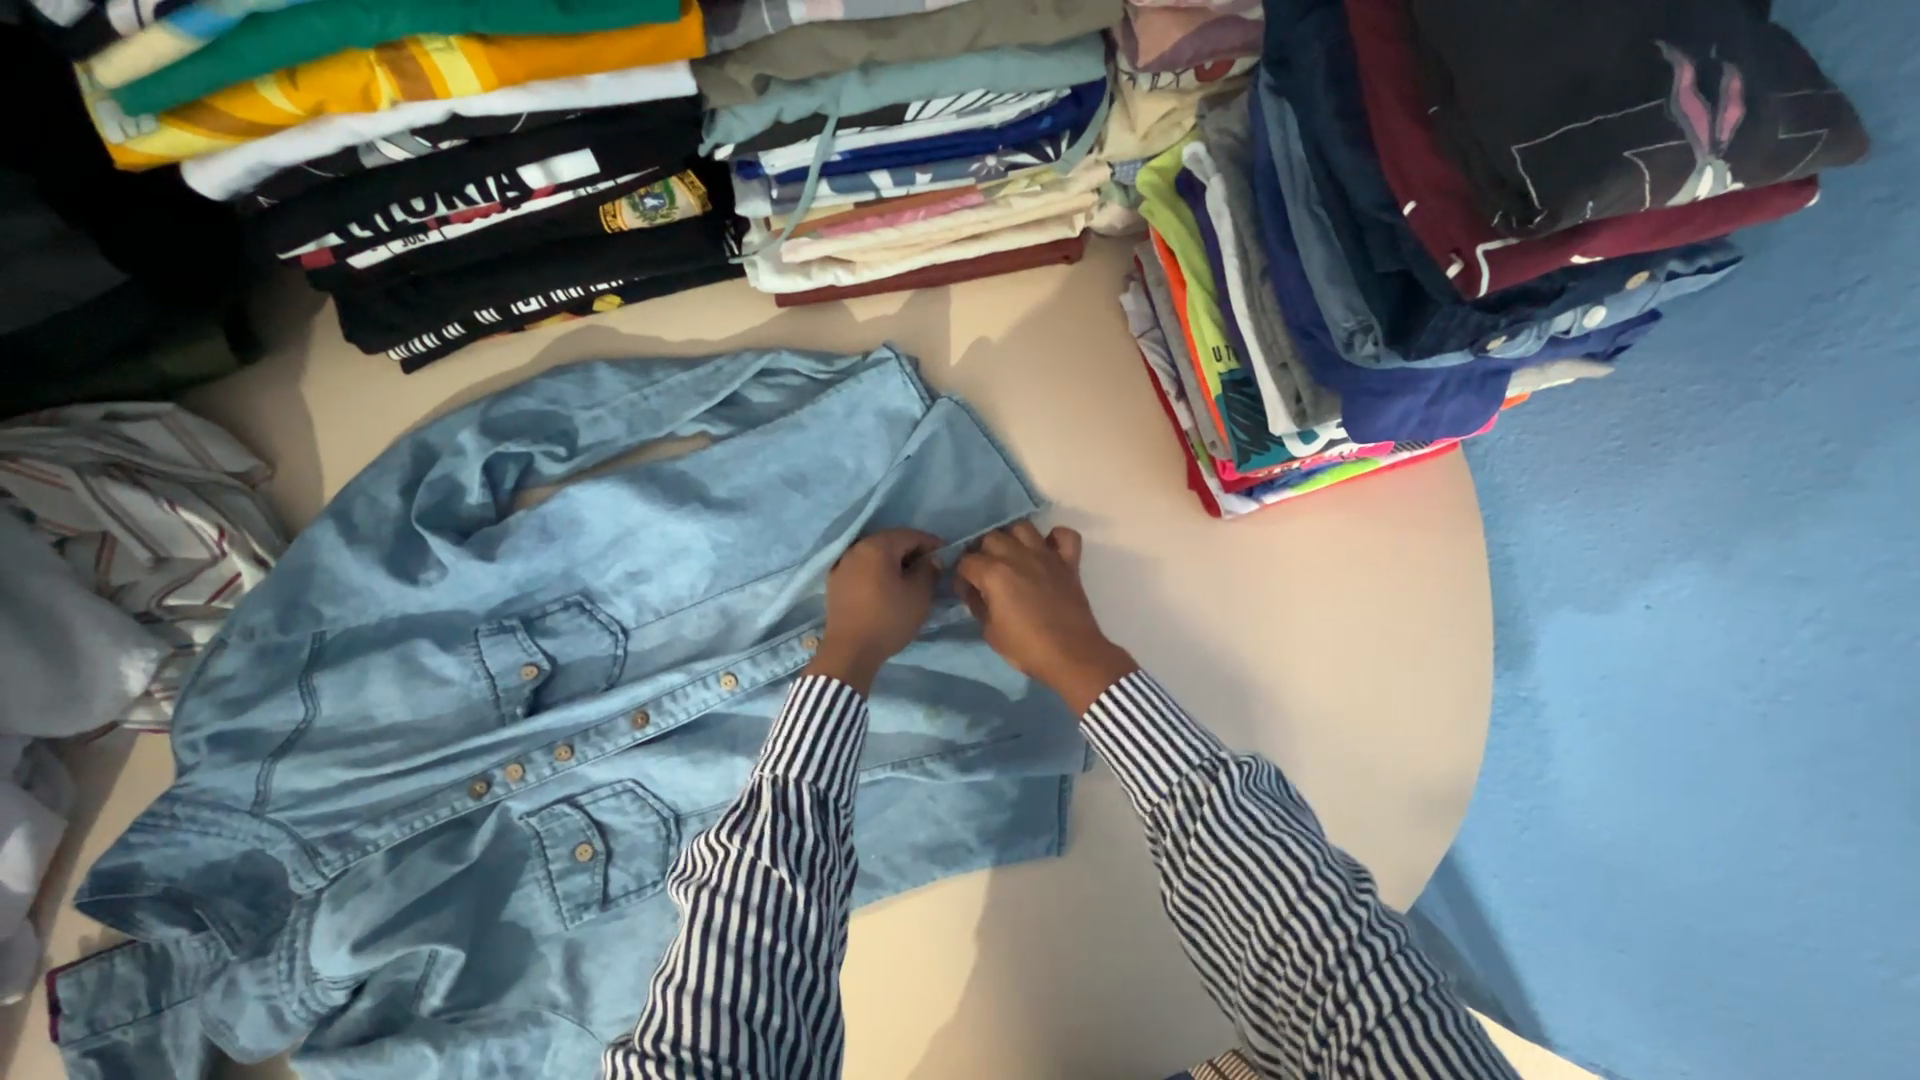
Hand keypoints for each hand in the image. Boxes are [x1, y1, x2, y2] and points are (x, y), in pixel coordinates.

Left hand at [805, 528, 942, 693]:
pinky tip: (885, 586)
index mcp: (878, 547)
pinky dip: (876, 571)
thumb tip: (931, 560)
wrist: (849, 650)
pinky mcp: (835, 582)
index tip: (945, 555)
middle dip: (911, 550)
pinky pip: (861, 568)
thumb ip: (928, 571)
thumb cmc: (889, 619)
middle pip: (889, 541)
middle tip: (928, 565)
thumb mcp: (919, 595)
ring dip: (893, 560)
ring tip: (908, 576)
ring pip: (874, 554)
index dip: (930, 543)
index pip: (910, 535)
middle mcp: (857, 549)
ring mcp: (842, 565)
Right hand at [954, 522, 1135, 712]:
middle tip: (986, 573)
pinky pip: (1065, 535)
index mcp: (994, 573)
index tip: (967, 592)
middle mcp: (1018, 556)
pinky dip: (1056, 538)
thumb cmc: (1026, 647)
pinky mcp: (1069, 562)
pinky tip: (1048, 550)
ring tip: (1012, 556)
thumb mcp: (990, 632)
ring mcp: (1046, 556)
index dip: (962, 577)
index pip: (966, 561)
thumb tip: (974, 592)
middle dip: (983, 553)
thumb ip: (978, 605)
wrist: (1071, 655)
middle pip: (991, 537)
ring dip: (1013, 538)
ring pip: (1023, 527)